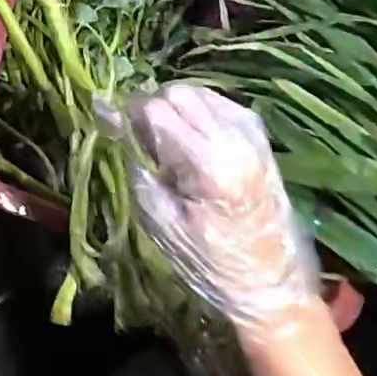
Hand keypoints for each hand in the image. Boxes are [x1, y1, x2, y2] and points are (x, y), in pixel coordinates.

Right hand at [126, 84, 319, 339]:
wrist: (270, 285)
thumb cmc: (207, 260)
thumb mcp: (158, 218)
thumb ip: (134, 160)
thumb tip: (106, 113)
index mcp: (209, 163)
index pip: (154, 109)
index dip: (132, 119)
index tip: (128, 141)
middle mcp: (234, 138)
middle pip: (175, 92)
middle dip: (154, 110)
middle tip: (150, 145)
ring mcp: (250, 133)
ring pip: (195, 90)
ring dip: (175, 108)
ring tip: (173, 144)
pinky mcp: (258, 133)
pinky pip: (215, 100)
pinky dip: (197, 110)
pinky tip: (194, 140)